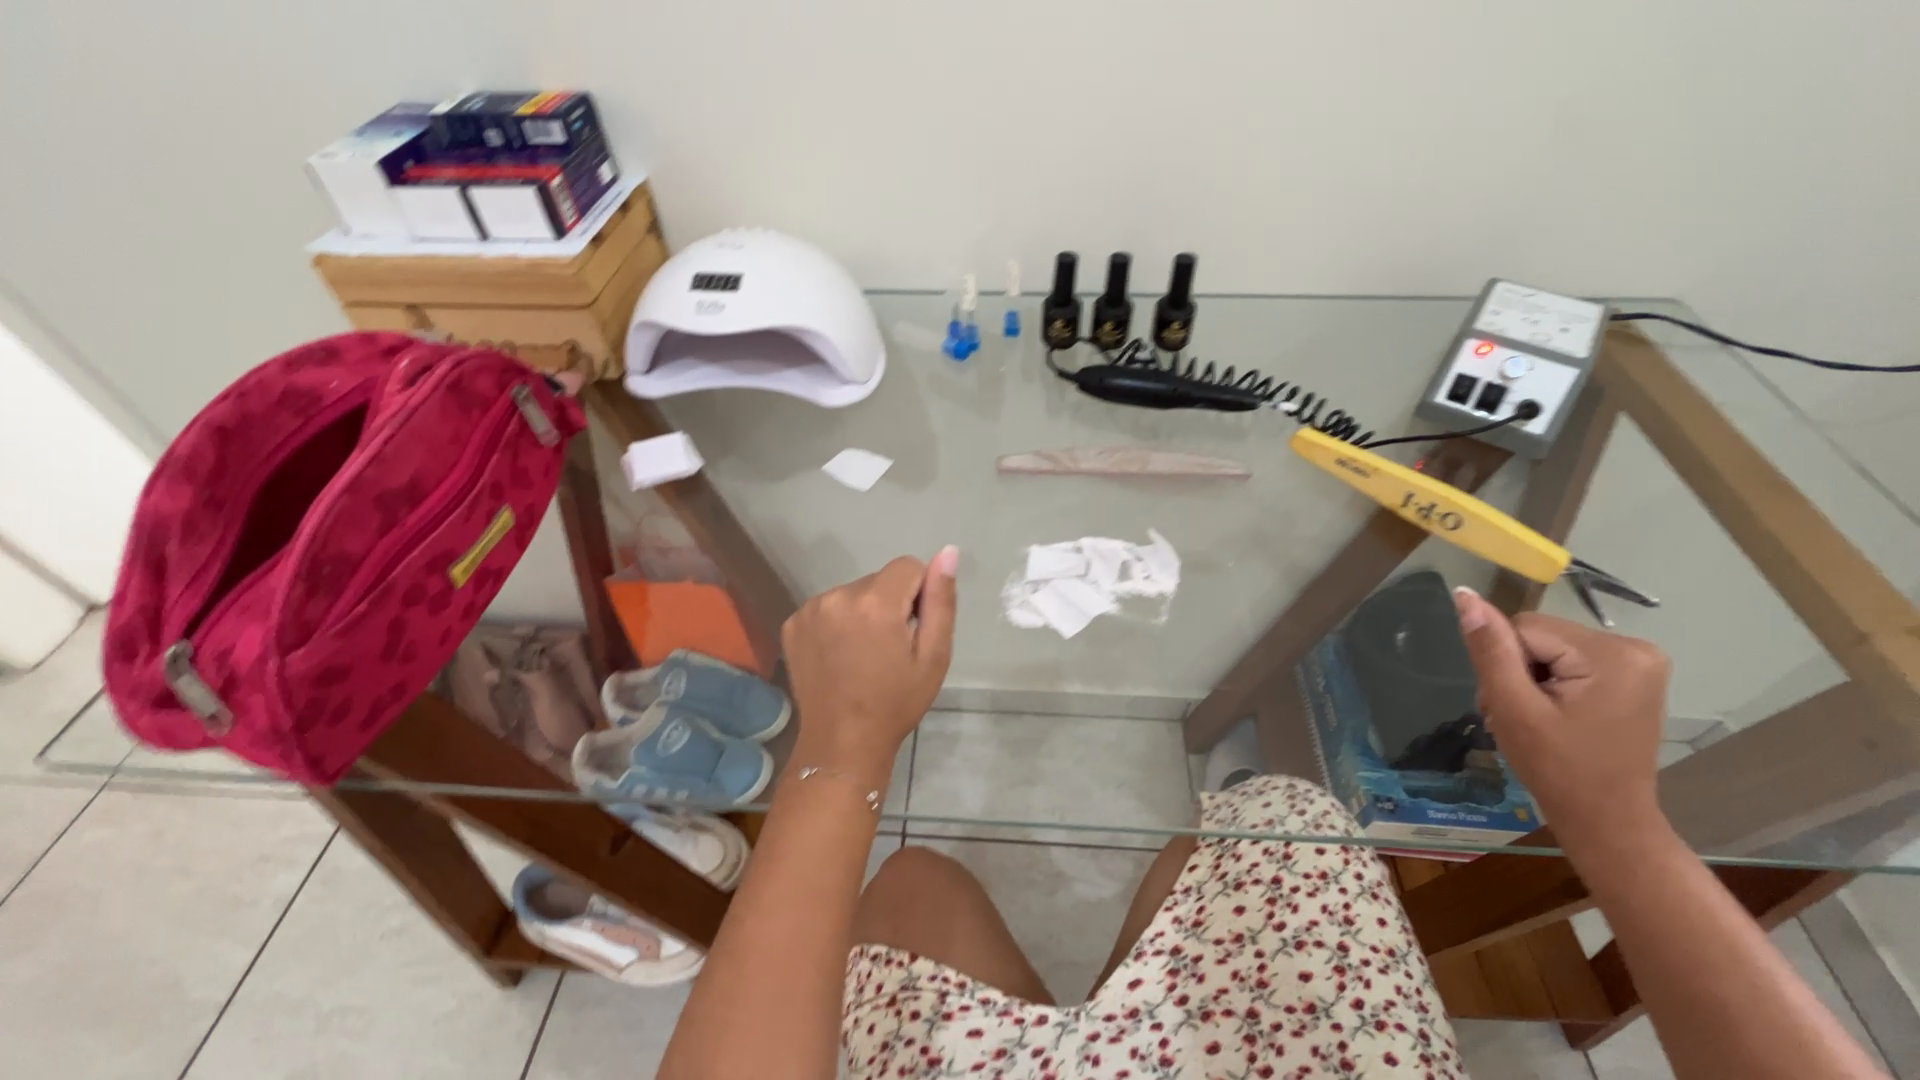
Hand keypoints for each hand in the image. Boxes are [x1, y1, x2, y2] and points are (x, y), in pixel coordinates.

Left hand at [782, 547, 958, 781]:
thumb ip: (941, 600)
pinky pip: (827, 607)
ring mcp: (810, 609)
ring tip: (863, 654)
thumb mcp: (934, 655)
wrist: (843, 742)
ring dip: (862, 613)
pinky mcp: (793, 624)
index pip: (908, 566)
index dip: (918, 596)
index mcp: (876, 602)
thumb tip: (948, 552)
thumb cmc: (896, 702)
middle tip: (889, 649)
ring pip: (852, 593)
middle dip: (889, 604)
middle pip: (878, 581)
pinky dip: (837, 623)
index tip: (912, 631)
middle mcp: (838, 596)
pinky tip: (839, 656)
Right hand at [1452, 586, 1670, 844]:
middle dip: (1518, 672)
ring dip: (1531, 680)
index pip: (1524, 628)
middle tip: (1517, 717)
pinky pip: (1572, 660)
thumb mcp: (1513, 708)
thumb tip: (1465, 596)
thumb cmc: (1557, 769)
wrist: (1606, 820)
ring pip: (1552, 648)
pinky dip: (1553, 685)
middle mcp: (1635, 647)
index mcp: (1611, 653)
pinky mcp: (1636, 676)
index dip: (1505, 665)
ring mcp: (1641, 661)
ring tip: (1534, 721)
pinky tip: (1554, 716)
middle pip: (1540, 636)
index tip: (1511, 707)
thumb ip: (1489, 649)